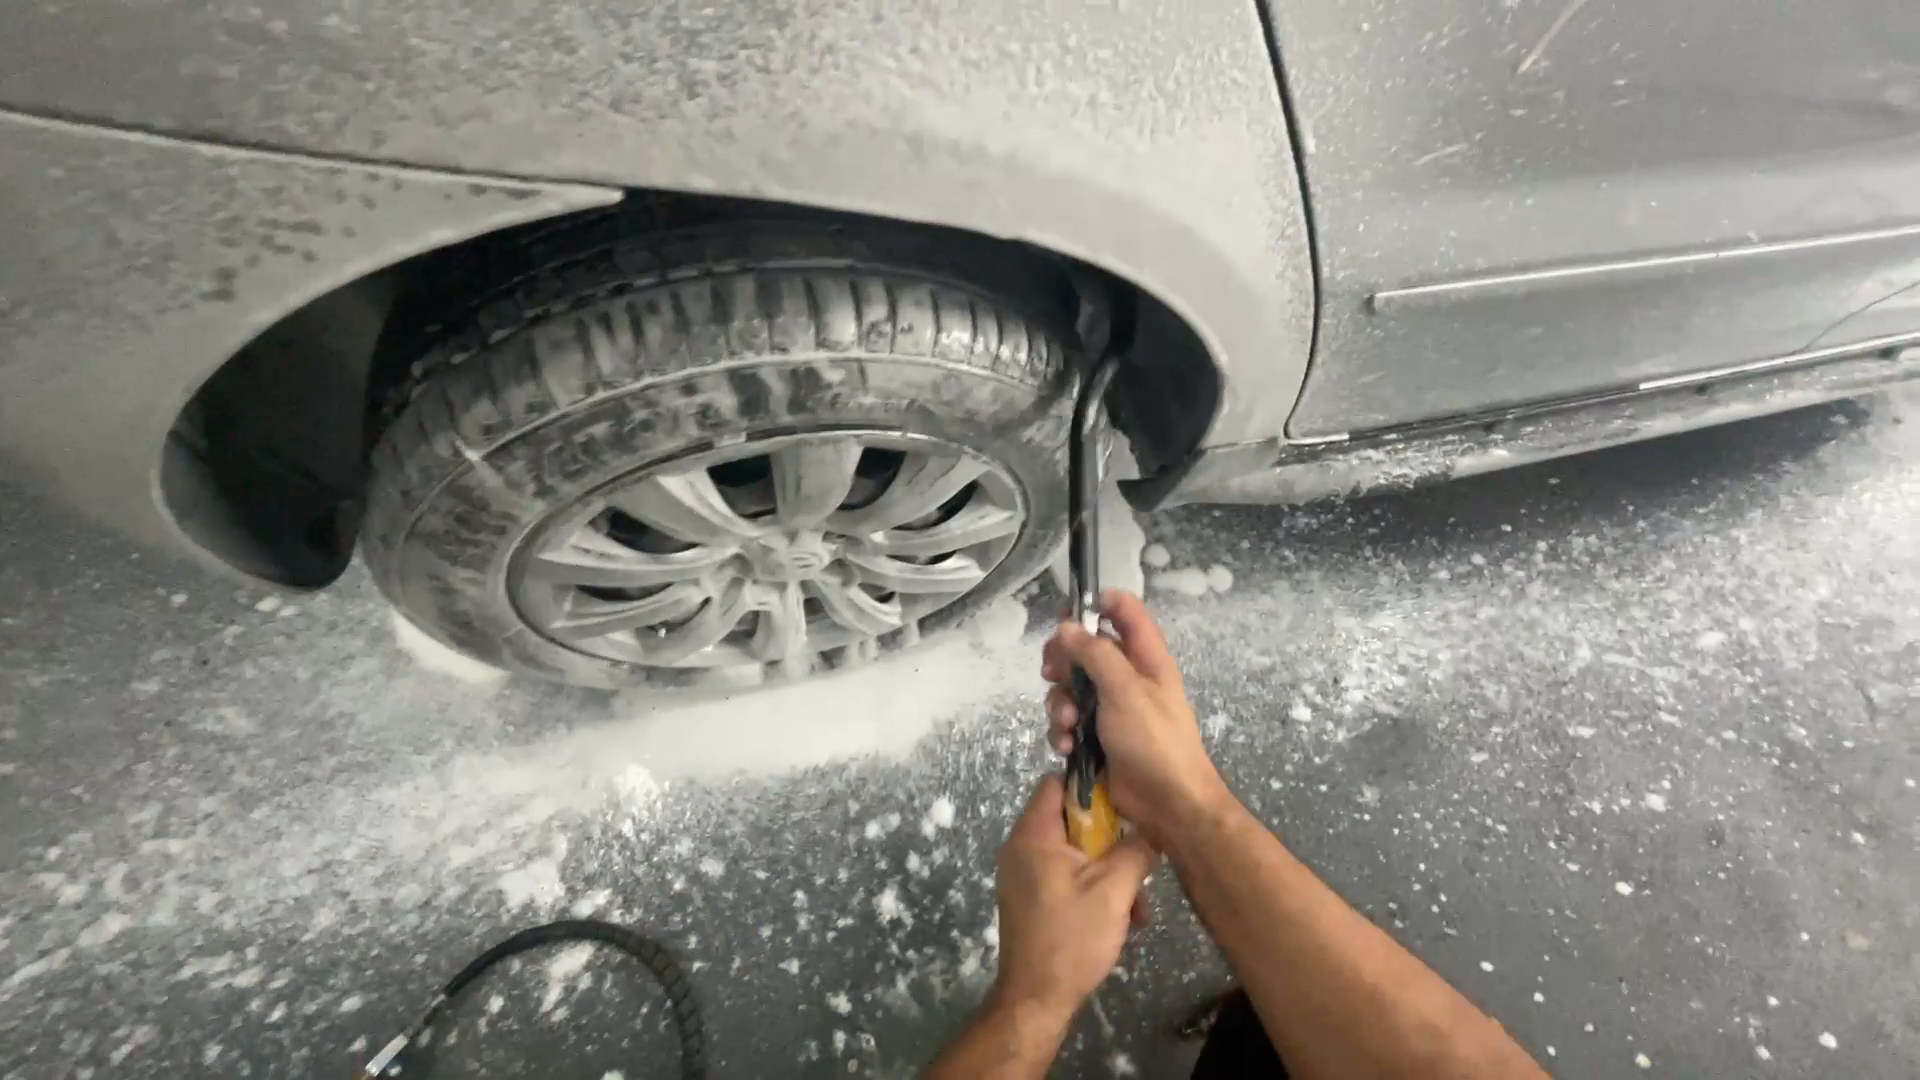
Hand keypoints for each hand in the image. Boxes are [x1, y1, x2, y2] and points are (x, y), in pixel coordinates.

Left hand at [991, 774, 1156, 1017]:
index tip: (1123, 803)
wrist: (1036, 999)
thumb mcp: (1114, 889)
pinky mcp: (1029, 896)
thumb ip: (1136, 850)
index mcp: (1034, 833)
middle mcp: (1021, 845)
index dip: (1091, 786)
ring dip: (1107, 870)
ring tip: (1136, 903)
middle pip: (1069, 819)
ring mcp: (1022, 872)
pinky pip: (1063, 874)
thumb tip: (1152, 828)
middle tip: (1137, 858)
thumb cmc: (1072, 937)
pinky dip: (1091, 886)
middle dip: (1109, 839)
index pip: (1056, 782)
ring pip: (1072, 852)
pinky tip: (1120, 917)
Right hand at [1042, 589, 1230, 843]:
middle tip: (1051, 671)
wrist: (1168, 804)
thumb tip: (1066, 627)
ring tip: (1068, 724)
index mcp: (1145, 657)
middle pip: (1084, 649)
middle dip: (1063, 661)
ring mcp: (1109, 707)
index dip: (1097, 604)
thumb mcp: (1125, 690)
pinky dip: (1062, 731)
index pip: (1124, 611)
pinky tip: (1067, 747)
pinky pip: (1068, 721)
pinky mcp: (1095, 736)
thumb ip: (1094, 654)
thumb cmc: (1154, 740)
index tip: (1068, 616)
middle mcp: (1125, 676)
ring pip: (1069, 687)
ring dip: (1060, 703)